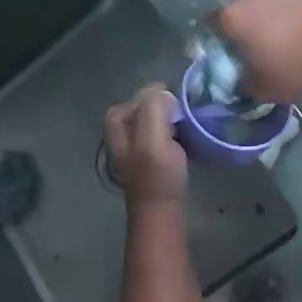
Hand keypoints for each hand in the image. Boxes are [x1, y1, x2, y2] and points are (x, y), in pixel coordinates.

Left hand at [105, 84, 187, 206]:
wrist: (160, 209)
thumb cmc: (156, 173)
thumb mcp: (152, 136)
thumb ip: (153, 108)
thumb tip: (161, 93)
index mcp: (116, 124)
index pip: (139, 97)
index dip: (157, 98)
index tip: (175, 108)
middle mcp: (121, 132)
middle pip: (146, 107)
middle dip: (164, 109)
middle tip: (181, 116)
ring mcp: (134, 146)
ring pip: (154, 120)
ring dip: (169, 121)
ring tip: (184, 126)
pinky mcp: (148, 158)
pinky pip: (161, 134)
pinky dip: (172, 133)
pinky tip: (183, 139)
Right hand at [215, 0, 301, 100]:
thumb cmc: (292, 70)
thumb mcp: (260, 89)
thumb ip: (240, 84)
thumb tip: (237, 82)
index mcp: (232, 16)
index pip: (209, 21)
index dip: (214, 37)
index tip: (224, 51)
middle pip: (237, 8)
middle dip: (242, 25)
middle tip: (254, 47)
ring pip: (263, 2)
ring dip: (266, 17)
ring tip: (281, 38)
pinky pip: (286, 0)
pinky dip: (288, 12)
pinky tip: (300, 30)